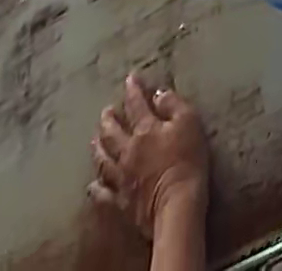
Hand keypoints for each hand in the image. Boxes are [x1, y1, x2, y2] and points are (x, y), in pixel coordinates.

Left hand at [89, 74, 208, 238]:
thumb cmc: (187, 159)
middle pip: (113, 132)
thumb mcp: (189, 123)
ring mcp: (120, 177)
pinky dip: (95, 186)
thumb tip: (158, 93)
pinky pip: (102, 192)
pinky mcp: (119, 200)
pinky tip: (91, 183)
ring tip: (94, 139)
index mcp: (145, 130)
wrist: (176, 203)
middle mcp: (127, 150)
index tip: (130, 78)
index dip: (133, 90)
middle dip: (109, 119)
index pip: (136, 105)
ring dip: (97, 147)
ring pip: (102, 159)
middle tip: (106, 110)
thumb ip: (173, 106)